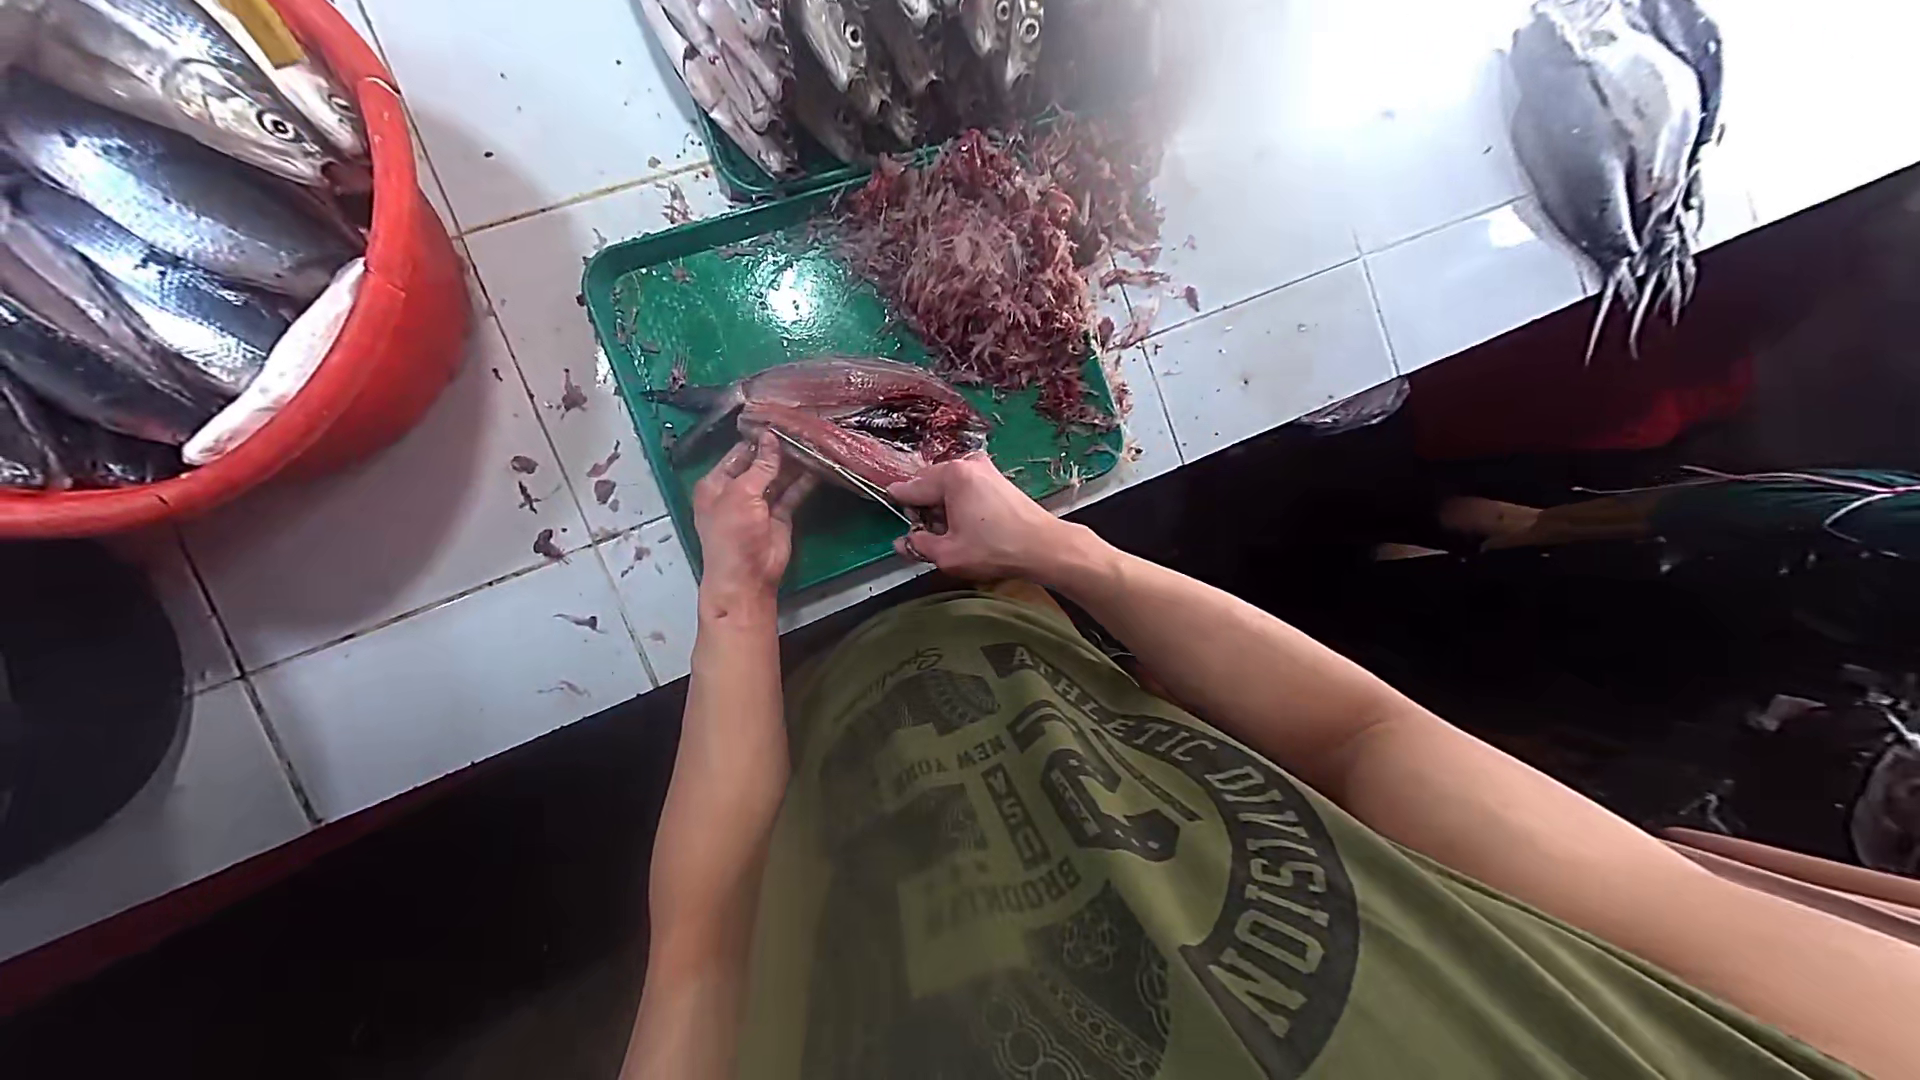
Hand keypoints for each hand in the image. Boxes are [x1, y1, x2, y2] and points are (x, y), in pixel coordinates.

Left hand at [692, 432, 817, 615]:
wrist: (748, 576)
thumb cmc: (733, 535)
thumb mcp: (742, 494)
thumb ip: (760, 466)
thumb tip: (771, 438)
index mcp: (716, 483)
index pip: (738, 453)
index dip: (757, 439)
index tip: (779, 421)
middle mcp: (737, 491)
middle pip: (761, 464)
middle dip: (779, 450)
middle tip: (802, 429)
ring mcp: (759, 504)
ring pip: (779, 477)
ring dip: (793, 464)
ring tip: (813, 443)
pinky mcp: (779, 516)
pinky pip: (792, 494)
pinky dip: (803, 482)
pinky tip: (817, 467)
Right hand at [887, 453, 1105, 584]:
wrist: (1044, 546)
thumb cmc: (995, 548)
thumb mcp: (948, 554)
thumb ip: (918, 545)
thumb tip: (902, 542)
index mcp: (951, 474)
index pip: (911, 488)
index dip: (900, 506)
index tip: (892, 515)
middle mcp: (967, 463)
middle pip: (929, 484)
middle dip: (925, 508)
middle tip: (930, 535)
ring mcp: (985, 468)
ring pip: (948, 487)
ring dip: (943, 508)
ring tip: (952, 534)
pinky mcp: (997, 479)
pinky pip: (966, 488)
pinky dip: (960, 504)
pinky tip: (968, 526)